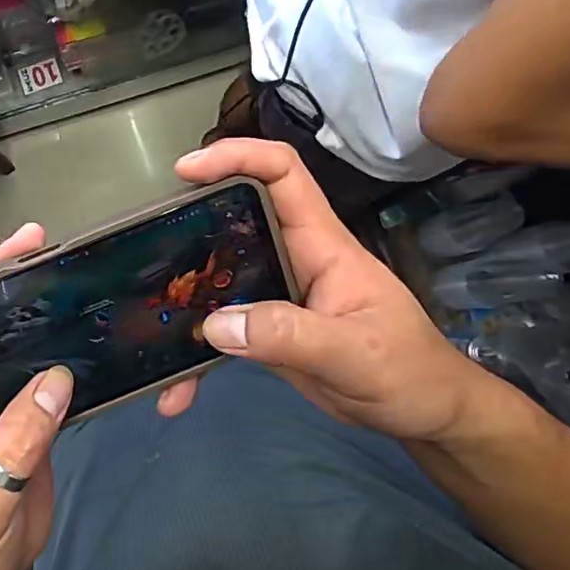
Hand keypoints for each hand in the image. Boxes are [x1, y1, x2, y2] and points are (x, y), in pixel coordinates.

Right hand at [175, 139, 513, 443]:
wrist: (423, 412)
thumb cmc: (408, 370)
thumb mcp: (355, 352)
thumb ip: (291, 335)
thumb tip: (217, 326)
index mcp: (321, 244)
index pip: (282, 173)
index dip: (238, 156)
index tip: (188, 170)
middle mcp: (292, 258)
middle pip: (236, 218)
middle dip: (191, 223)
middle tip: (149, 243)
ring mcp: (277, 294)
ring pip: (219, 278)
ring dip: (184, 299)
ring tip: (147, 320)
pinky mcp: (267, 330)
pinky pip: (222, 332)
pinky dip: (198, 360)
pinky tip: (177, 391)